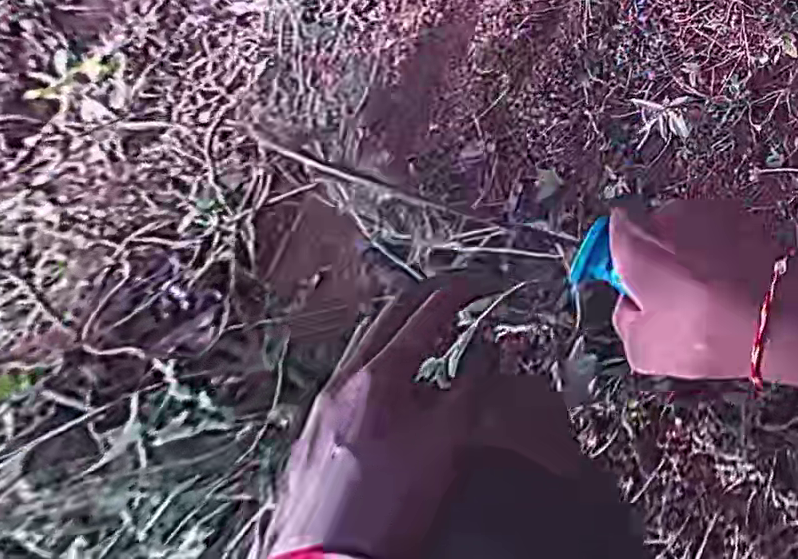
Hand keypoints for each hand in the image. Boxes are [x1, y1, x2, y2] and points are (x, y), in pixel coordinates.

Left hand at [265, 277, 487, 558]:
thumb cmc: (383, 510)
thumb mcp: (449, 436)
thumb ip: (472, 383)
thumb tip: (485, 354)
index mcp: (377, 375)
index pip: (428, 310)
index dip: (461, 292)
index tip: (481, 286)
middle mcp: (343, 383)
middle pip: (390, 316)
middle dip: (430, 302)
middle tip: (459, 299)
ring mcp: (322, 410)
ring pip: (368, 347)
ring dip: (406, 334)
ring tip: (435, 342)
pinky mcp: (312, 438)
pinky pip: (353, 380)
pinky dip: (385, 367)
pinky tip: (402, 390)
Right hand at [609, 200, 787, 379]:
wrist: (777, 313)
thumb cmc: (706, 330)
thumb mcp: (643, 348)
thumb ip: (624, 318)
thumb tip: (631, 305)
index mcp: (637, 241)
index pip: (614, 227)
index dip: (619, 254)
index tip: (626, 277)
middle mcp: (670, 214)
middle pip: (652, 227)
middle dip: (657, 254)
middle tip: (670, 295)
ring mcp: (708, 210)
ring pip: (687, 228)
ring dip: (691, 250)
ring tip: (708, 293)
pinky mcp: (741, 214)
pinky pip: (717, 230)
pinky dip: (720, 248)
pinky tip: (731, 282)